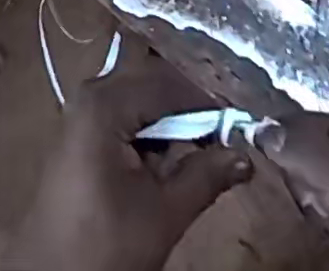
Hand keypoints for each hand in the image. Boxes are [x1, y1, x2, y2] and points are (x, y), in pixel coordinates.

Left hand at [4, 64, 252, 270]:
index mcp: (104, 102)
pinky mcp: (83, 131)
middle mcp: (91, 93)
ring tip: (208, 150)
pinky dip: (152, 135)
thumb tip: (246, 154)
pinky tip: (172, 159)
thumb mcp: (164, 212)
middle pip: (153, 88)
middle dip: (191, 110)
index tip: (244, 122)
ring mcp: (83, 110)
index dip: (207, 102)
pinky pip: (126, 118)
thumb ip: (205, 175)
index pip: (167, 85)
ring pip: (141, 104)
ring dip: (173, 125)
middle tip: (230, 136)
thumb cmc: (106, 243)